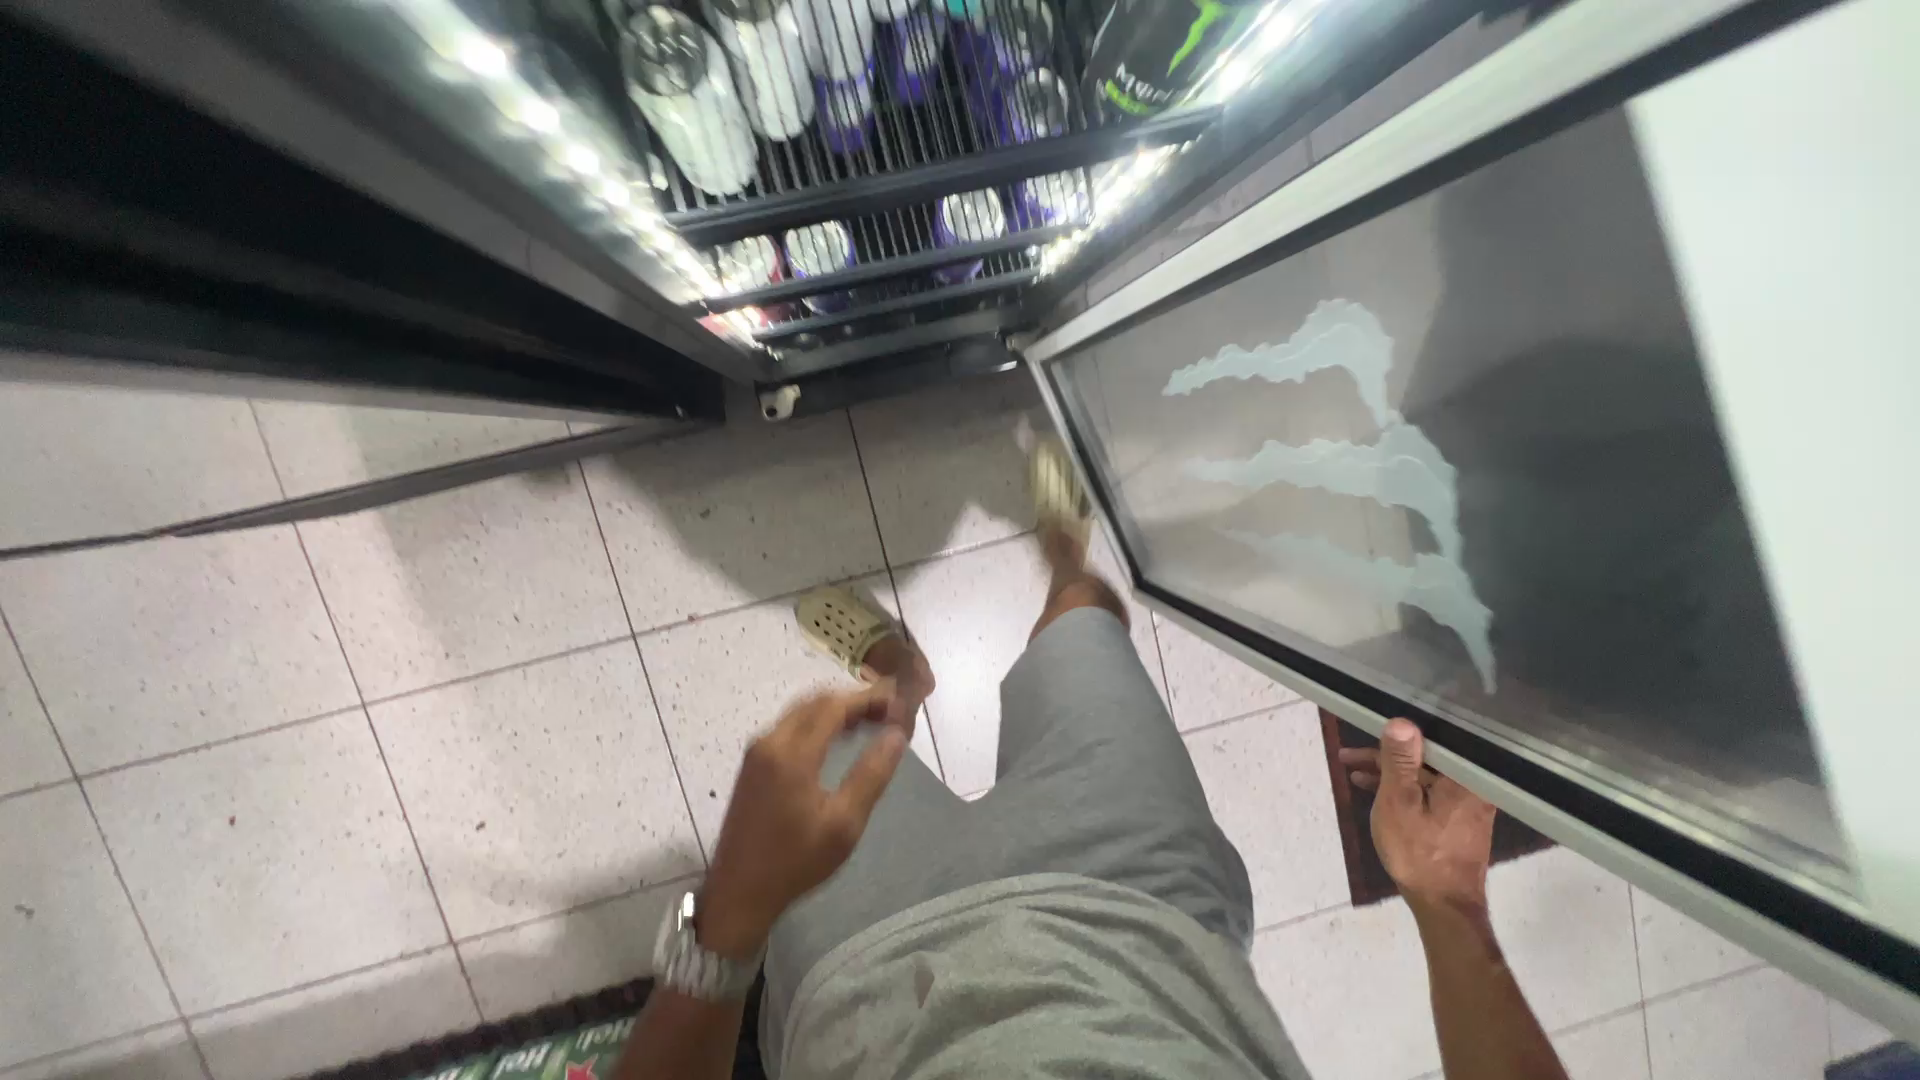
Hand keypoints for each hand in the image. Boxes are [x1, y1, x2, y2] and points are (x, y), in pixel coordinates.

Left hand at [697, 681, 911, 958]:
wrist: (737, 894)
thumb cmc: (795, 862)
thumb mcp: (844, 824)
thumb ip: (872, 774)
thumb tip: (897, 734)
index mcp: (793, 754)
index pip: (835, 705)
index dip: (868, 698)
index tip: (898, 704)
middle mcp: (770, 742)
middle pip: (816, 701)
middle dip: (853, 700)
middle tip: (887, 712)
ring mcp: (757, 752)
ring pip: (801, 711)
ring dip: (835, 709)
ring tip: (869, 723)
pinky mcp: (752, 764)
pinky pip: (789, 726)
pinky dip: (817, 721)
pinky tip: (836, 740)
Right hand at [1339, 718, 1496, 915]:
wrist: (1441, 905)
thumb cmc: (1418, 851)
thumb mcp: (1398, 801)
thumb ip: (1399, 761)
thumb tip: (1401, 721)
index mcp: (1464, 779)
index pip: (1434, 739)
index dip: (1401, 732)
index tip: (1371, 727)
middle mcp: (1472, 787)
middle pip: (1427, 757)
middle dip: (1386, 753)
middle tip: (1349, 754)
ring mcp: (1466, 804)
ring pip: (1423, 775)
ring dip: (1388, 771)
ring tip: (1351, 768)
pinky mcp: (1457, 819)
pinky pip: (1426, 791)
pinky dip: (1400, 788)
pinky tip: (1372, 789)